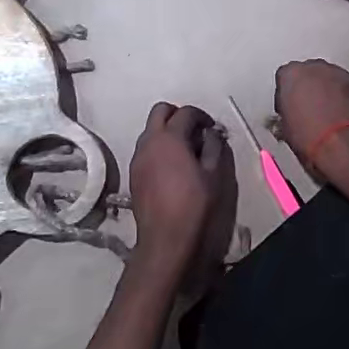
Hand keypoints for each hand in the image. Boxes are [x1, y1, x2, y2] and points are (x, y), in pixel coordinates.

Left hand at [128, 104, 229, 276]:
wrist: (165, 237)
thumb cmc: (194, 204)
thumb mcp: (213, 174)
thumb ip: (214, 147)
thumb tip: (212, 134)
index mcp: (170, 138)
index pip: (185, 112)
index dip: (202, 116)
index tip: (212, 128)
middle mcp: (149, 142)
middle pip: (160, 111)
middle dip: (179, 115)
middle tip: (195, 132)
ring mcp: (137, 157)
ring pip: (150, 130)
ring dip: (167, 131)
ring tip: (185, 150)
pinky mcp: (133, 172)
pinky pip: (146, 148)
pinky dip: (159, 147)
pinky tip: (172, 166)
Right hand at [273, 60, 348, 173]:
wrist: (341, 144)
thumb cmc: (312, 136)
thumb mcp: (286, 125)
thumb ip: (288, 109)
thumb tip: (293, 115)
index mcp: (290, 74)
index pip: (284, 77)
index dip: (287, 94)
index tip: (289, 105)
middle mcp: (314, 68)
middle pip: (308, 73)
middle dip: (308, 88)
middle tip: (307, 108)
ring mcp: (336, 73)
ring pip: (327, 78)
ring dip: (326, 90)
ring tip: (325, 113)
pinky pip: (343, 86)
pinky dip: (341, 96)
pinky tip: (339, 113)